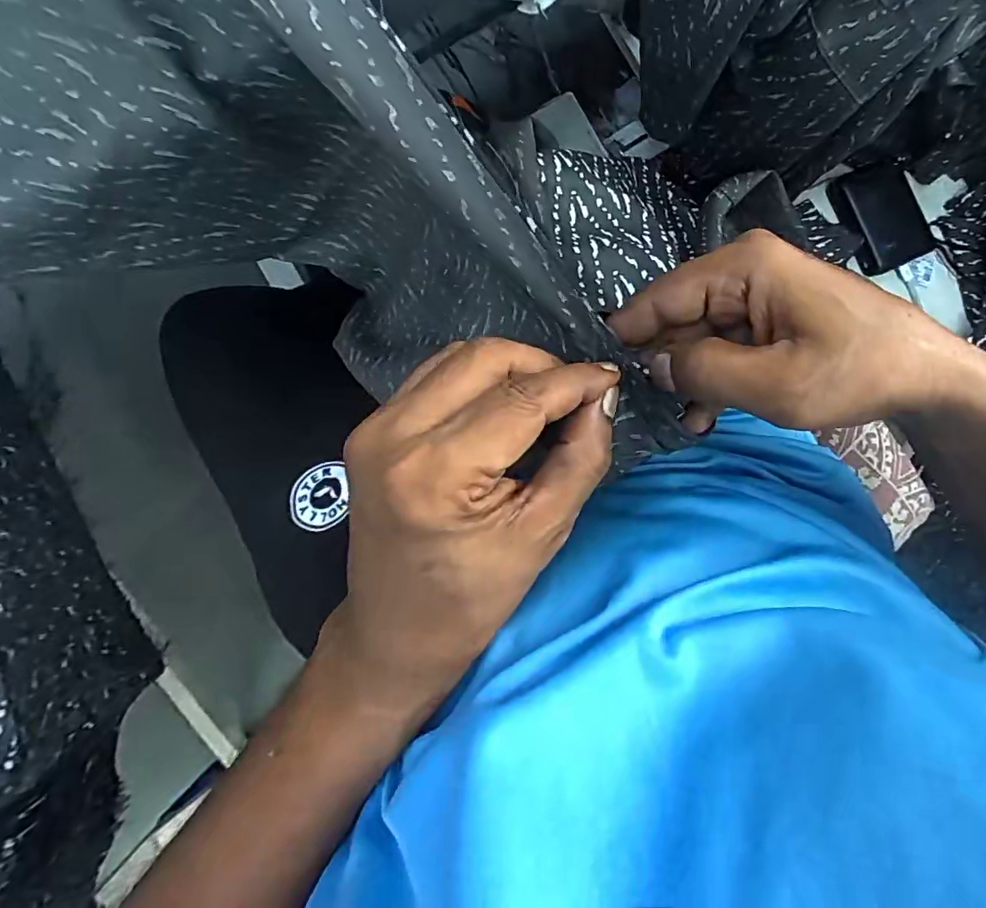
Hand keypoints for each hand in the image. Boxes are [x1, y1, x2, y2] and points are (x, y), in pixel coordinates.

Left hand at [318, 338, 619, 714]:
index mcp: (438, 471)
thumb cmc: (477, 594)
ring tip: (549, 399)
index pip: (523, 398)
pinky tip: (509, 405)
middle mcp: (395, 434)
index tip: (612, 378)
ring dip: (515, 367)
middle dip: (545, 365)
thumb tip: (602, 397)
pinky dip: (484, 376)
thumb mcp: (546, 530)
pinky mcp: (374, 426)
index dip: (576, 380)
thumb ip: (582, 457)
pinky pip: (438, 373)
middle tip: (578, 395)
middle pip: (486, 358)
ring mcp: (376, 426)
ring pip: (461, 355)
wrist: (396, 630)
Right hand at [607, 230, 985, 430]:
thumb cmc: (855, 372)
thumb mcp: (774, 384)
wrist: (925, 373)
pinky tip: (715, 411)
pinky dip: (724, 373)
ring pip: (708, 332)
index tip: (604, 374)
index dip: (632, 336)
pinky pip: (736, 341)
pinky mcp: (782, 314)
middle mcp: (750, 268)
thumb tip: (655, 365)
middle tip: (657, 412)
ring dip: (697, 375)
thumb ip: (705, 372)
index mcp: (745, 267)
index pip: (663, 296)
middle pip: (685, 314)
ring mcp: (768, 291)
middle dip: (670, 363)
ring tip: (692, 421)